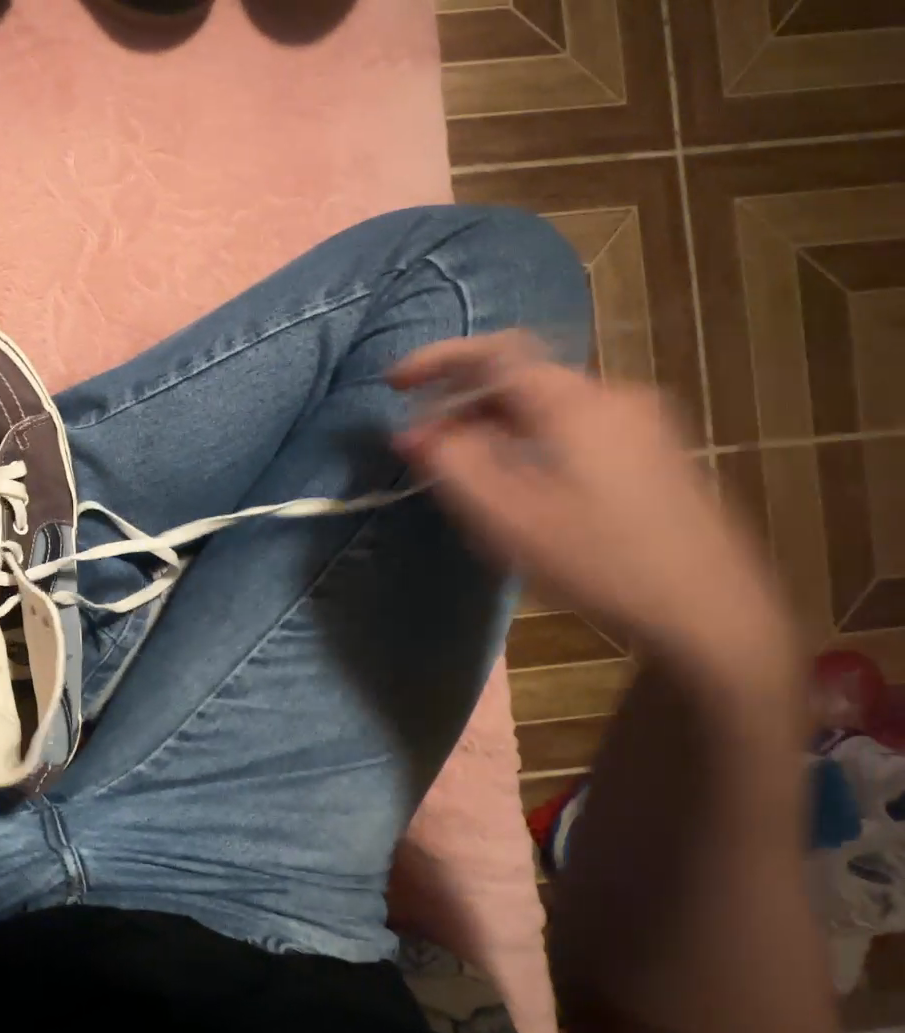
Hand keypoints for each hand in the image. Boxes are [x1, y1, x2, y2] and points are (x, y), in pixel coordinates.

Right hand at [390, 331, 794, 674]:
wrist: (710, 610)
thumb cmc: (595, 559)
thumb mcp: (504, 516)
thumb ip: (451, 463)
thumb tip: (412, 432)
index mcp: (575, 404)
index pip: (496, 351)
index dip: (438, 359)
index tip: (394, 385)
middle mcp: (612, 397)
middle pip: (520, 377)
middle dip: (459, 402)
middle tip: (421, 444)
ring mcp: (640, 423)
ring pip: (544, 404)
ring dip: (490, 424)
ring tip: (460, 468)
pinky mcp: (651, 452)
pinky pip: (570, 425)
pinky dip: (525, 437)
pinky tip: (514, 483)